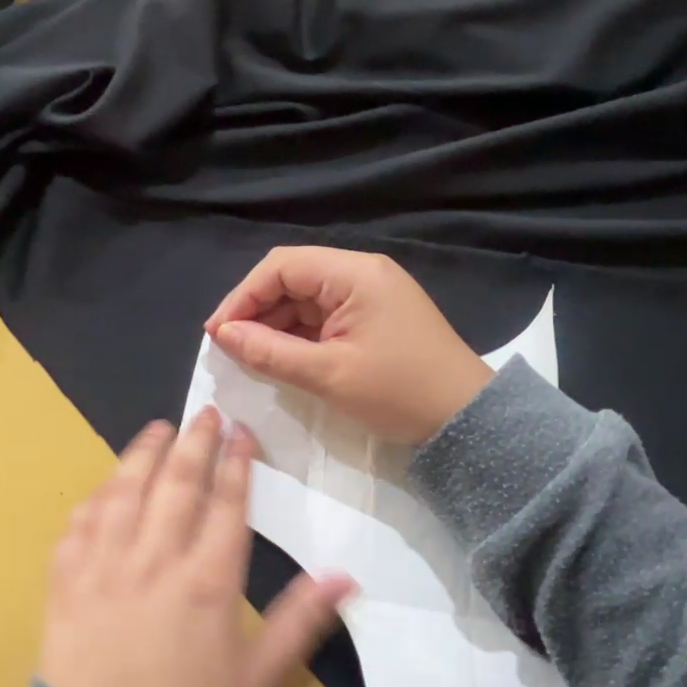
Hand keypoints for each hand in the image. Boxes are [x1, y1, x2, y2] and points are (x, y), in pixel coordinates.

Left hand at [38, 409, 354, 686]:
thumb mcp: (260, 685)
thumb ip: (300, 623)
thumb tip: (346, 574)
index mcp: (206, 580)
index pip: (226, 502)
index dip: (237, 461)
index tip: (241, 429)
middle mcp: (154, 559)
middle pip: (177, 484)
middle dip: (194, 442)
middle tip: (204, 411)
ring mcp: (103, 567)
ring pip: (125, 492)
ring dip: (142, 454)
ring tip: (157, 429)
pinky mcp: (64, 585)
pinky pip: (78, 525)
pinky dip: (94, 498)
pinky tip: (103, 488)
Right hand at [204, 247, 491, 444]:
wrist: (468, 420)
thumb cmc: (399, 392)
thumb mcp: (328, 374)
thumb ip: (270, 351)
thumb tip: (223, 334)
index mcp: (354, 273)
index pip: (282, 266)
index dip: (243, 295)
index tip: (217, 332)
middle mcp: (361, 273)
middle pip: (292, 278)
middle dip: (256, 310)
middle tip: (228, 347)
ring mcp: (369, 294)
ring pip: (305, 299)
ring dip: (275, 324)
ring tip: (247, 355)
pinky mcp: (373, 317)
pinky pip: (324, 316)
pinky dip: (298, 334)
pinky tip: (279, 356)